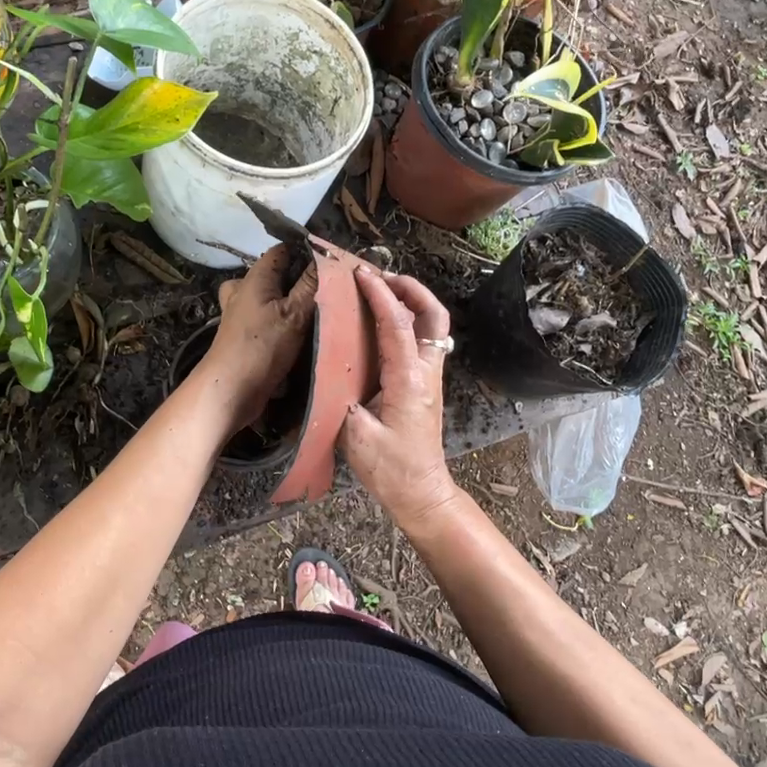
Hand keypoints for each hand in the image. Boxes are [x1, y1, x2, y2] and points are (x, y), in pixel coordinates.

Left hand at [194, 245, 317, 429]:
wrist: (229, 390)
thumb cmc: (262, 347)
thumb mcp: (295, 314)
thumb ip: (311, 286)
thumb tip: (327, 258)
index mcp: (255, 278)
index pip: (281, 250)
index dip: (304, 251)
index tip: (330, 261)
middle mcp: (243, 291)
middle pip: (274, 275)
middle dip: (297, 280)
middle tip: (325, 290)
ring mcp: (239, 314)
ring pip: (269, 299)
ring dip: (288, 305)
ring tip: (314, 314)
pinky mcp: (242, 336)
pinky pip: (264, 321)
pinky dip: (280, 325)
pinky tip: (298, 336)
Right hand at [338, 267, 458, 528]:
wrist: (421, 493)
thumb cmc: (390, 469)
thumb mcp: (357, 436)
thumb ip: (345, 399)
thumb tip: (333, 372)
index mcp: (408, 380)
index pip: (396, 325)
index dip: (379, 294)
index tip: (361, 273)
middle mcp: (426, 372)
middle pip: (433, 315)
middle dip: (411, 288)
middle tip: (381, 276)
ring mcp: (430, 378)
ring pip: (433, 326)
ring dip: (412, 302)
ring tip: (381, 291)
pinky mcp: (425, 385)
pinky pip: (423, 341)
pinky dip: (407, 321)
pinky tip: (382, 324)